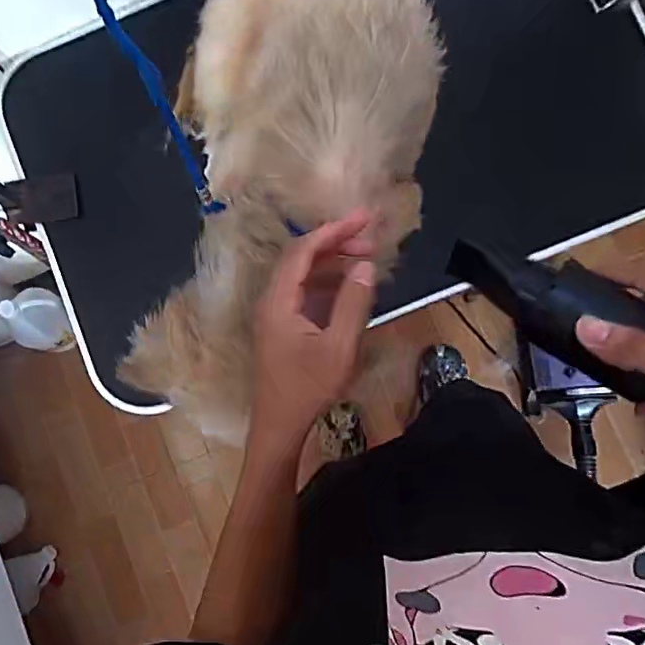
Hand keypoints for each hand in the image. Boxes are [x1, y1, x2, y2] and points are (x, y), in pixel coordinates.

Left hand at [250, 213, 377, 446]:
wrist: (280, 426)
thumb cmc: (308, 389)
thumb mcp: (339, 348)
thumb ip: (353, 304)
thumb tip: (365, 266)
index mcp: (278, 301)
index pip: (303, 251)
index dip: (333, 231)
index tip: (363, 218)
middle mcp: (272, 301)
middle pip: (302, 259)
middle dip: (336, 244)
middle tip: (372, 239)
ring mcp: (276, 315)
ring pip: (304, 276)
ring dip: (334, 264)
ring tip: (367, 260)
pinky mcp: (284, 328)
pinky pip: (306, 294)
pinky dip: (330, 284)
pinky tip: (352, 288)